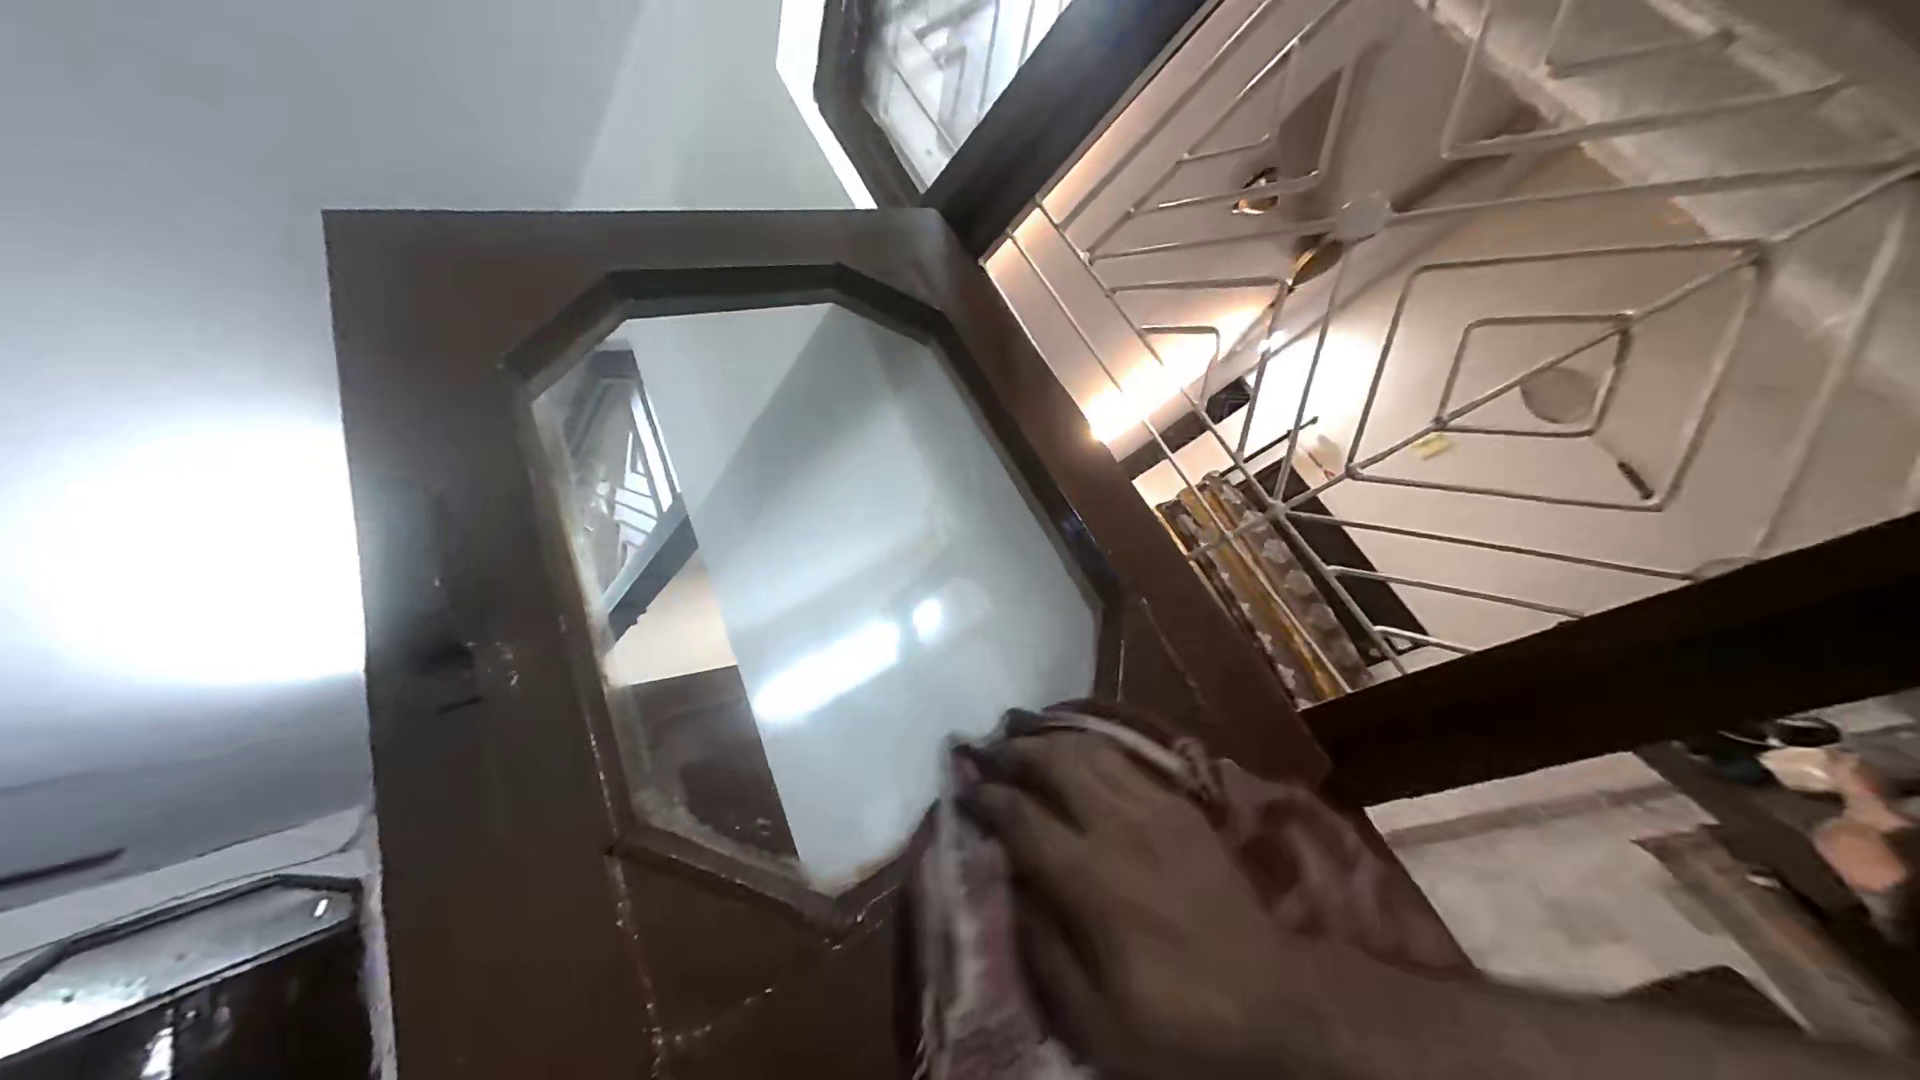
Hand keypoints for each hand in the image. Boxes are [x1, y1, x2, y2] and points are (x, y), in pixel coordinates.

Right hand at [964, 732, 1294, 1079]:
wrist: (1277, 1001)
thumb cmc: (1178, 1017)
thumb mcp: (1095, 1018)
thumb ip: (1040, 946)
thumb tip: (1003, 883)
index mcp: (1090, 877)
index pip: (1021, 815)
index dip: (985, 795)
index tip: (961, 786)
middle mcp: (1118, 825)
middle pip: (1054, 762)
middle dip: (1012, 750)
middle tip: (983, 748)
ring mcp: (1155, 807)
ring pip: (1089, 749)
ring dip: (1048, 738)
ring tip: (1019, 734)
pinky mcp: (1181, 805)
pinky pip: (1124, 757)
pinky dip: (1089, 744)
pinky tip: (1074, 748)